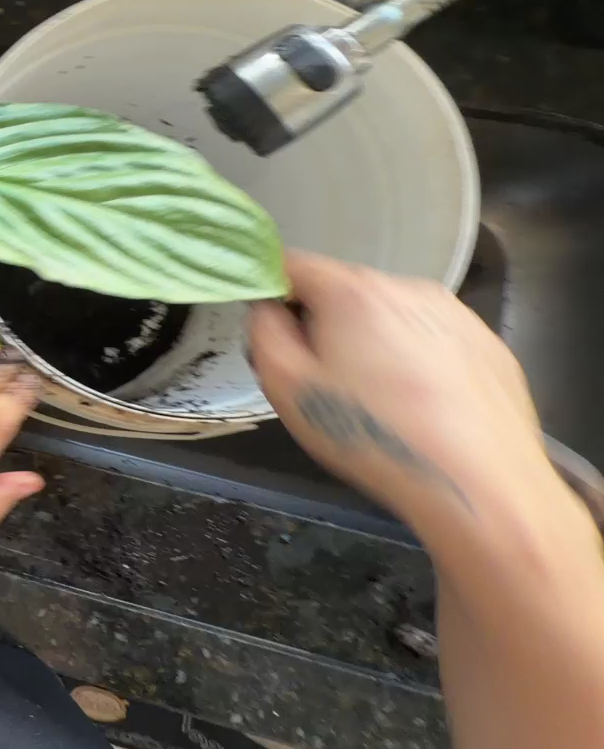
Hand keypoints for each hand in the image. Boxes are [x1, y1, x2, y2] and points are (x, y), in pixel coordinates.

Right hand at [248, 252, 593, 552]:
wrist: (479, 485)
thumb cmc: (365, 430)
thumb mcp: (281, 381)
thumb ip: (262, 329)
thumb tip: (268, 308)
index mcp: (355, 292)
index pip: (290, 263)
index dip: (265, 286)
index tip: (260, 323)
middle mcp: (411, 289)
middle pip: (340, 288)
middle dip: (315, 317)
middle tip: (307, 369)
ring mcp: (458, 316)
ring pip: (383, 312)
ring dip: (360, 336)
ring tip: (360, 389)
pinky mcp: (488, 346)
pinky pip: (423, 335)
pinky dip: (403, 354)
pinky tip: (405, 398)